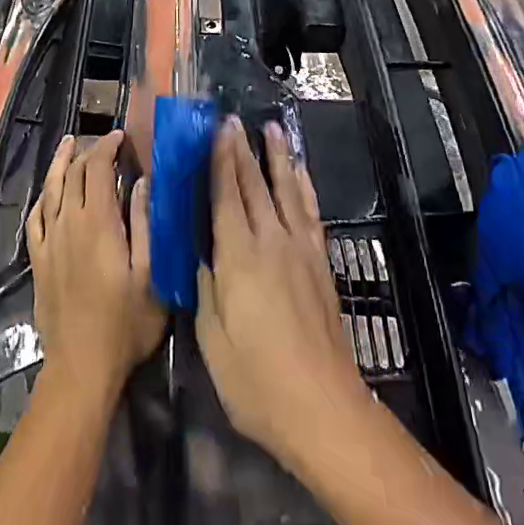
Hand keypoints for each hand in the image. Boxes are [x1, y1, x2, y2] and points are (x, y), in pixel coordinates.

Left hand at [26, 131, 165, 399]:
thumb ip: (146, 224)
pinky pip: (35, 218)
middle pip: (73, 174)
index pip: (97, 170)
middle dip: (88, 151)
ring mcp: (49, 243)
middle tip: (105, 142)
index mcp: (98, 223)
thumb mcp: (151, 274)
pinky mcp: (38, 261)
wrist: (81, 366)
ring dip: (60, 164)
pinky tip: (48, 193)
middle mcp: (68, 224)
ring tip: (68, 144)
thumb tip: (143, 183)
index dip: (108, 147)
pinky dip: (43, 197)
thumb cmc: (126, 323)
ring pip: (50, 190)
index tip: (121, 137)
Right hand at [196, 119, 368, 464]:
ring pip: (286, 191)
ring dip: (277, 159)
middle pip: (254, 186)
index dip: (220, 161)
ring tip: (272, 130)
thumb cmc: (255, 379)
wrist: (321, 404)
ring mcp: (301, 250)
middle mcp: (272, 242)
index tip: (217, 130)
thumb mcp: (212, 337)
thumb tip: (202, 254)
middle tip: (233, 121)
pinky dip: (303, 187)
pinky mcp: (320, 263)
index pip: (226, 196)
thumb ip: (205, 288)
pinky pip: (310, 212)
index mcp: (238, 257)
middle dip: (242, 151)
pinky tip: (300, 175)